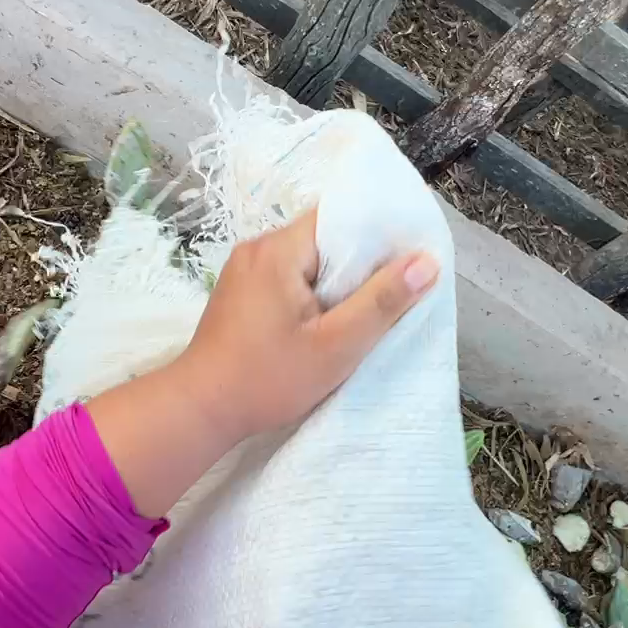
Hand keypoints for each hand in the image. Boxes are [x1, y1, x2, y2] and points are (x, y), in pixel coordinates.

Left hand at [88, 209, 438, 516]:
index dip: (378, 235)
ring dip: (335, 282)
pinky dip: (311, 293)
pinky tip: (325, 321)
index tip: (407, 260)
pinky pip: (287, 277)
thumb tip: (427, 261)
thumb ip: (382, 302)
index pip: (339, 218)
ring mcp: (243, 269)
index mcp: (278, 250)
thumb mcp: (336, 345)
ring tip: (360, 311)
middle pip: (323, 238)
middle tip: (390, 294)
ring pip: (306, 260)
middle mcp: (256, 248)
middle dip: (358, 264)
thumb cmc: (268, 379)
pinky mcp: (239, 292)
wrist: (200, 410)